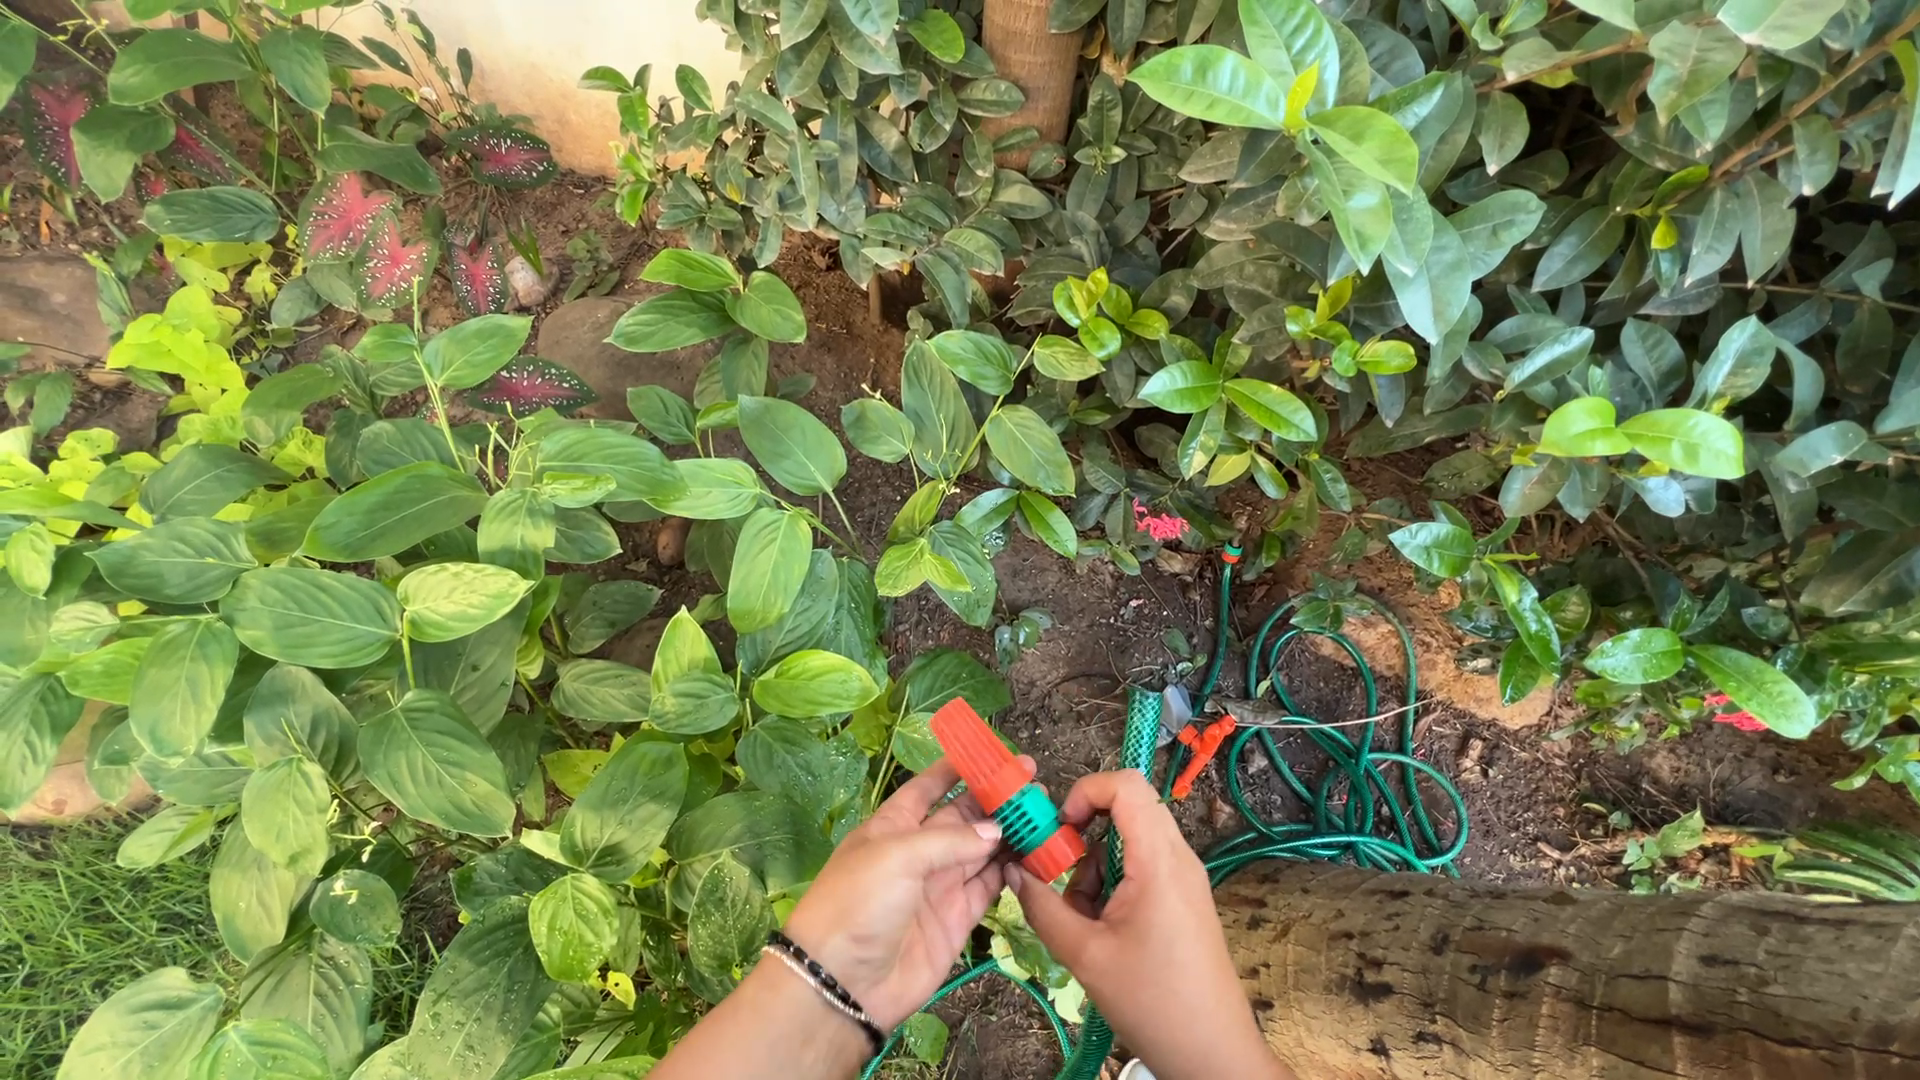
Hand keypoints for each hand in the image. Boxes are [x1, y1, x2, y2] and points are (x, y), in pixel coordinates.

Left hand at [782, 758, 1006, 1029]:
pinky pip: (988, 887)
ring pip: (981, 850)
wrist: (844, 983)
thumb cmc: (860, 901)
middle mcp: (919, 850)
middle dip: (994, 799)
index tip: (988, 753)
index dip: (955, 769)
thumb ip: (951, 840)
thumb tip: (995, 829)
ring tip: (1042, 813)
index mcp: (894, 825)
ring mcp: (939, 885)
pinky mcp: (956, 919)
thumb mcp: (898, 855)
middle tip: (1032, 782)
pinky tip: (1032, 855)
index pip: (927, 787)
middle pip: (962, 816)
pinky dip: (1009, 871)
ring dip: (1008, 832)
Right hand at [1008, 771, 1288, 1079]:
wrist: (1215, 1056)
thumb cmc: (1153, 1003)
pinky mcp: (1185, 896)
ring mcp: (1185, 876)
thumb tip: (1013, 872)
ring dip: (1098, 858)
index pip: (1126, 785)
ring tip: (1083, 908)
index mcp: (1158, 860)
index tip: (1061, 826)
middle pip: (1129, 804)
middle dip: (1087, 824)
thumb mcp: (1085, 956)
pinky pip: (1144, 861)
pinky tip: (1103, 923)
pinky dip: (1116, 877)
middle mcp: (1178, 857)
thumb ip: (1043, 907)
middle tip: (1062, 862)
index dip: (1086, 790)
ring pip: (1133, 834)